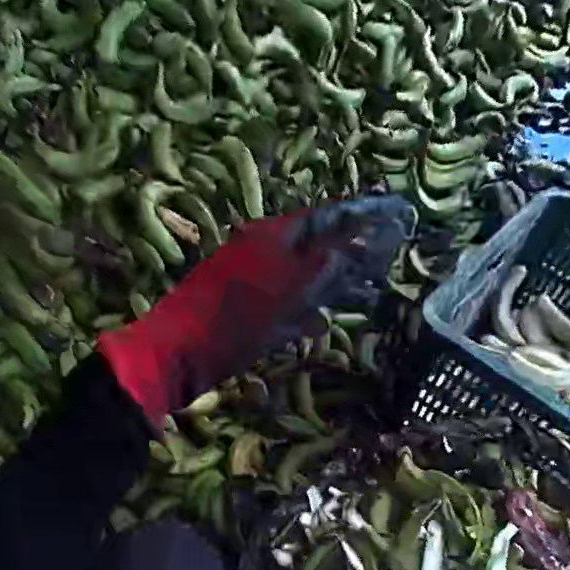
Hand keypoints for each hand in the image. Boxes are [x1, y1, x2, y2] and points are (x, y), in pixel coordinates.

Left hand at [97, 194, 413, 423]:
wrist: (174, 354)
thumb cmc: (233, 319)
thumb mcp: (287, 290)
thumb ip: (328, 264)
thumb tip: (366, 240)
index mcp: (271, 236)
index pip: (328, 217)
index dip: (362, 216)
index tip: (395, 215)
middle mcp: (259, 251)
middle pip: (314, 245)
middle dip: (349, 252)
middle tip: (384, 258)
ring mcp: (246, 280)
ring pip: (298, 276)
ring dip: (329, 283)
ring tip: (362, 293)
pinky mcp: (237, 310)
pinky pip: (280, 303)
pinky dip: (302, 310)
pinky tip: (317, 324)